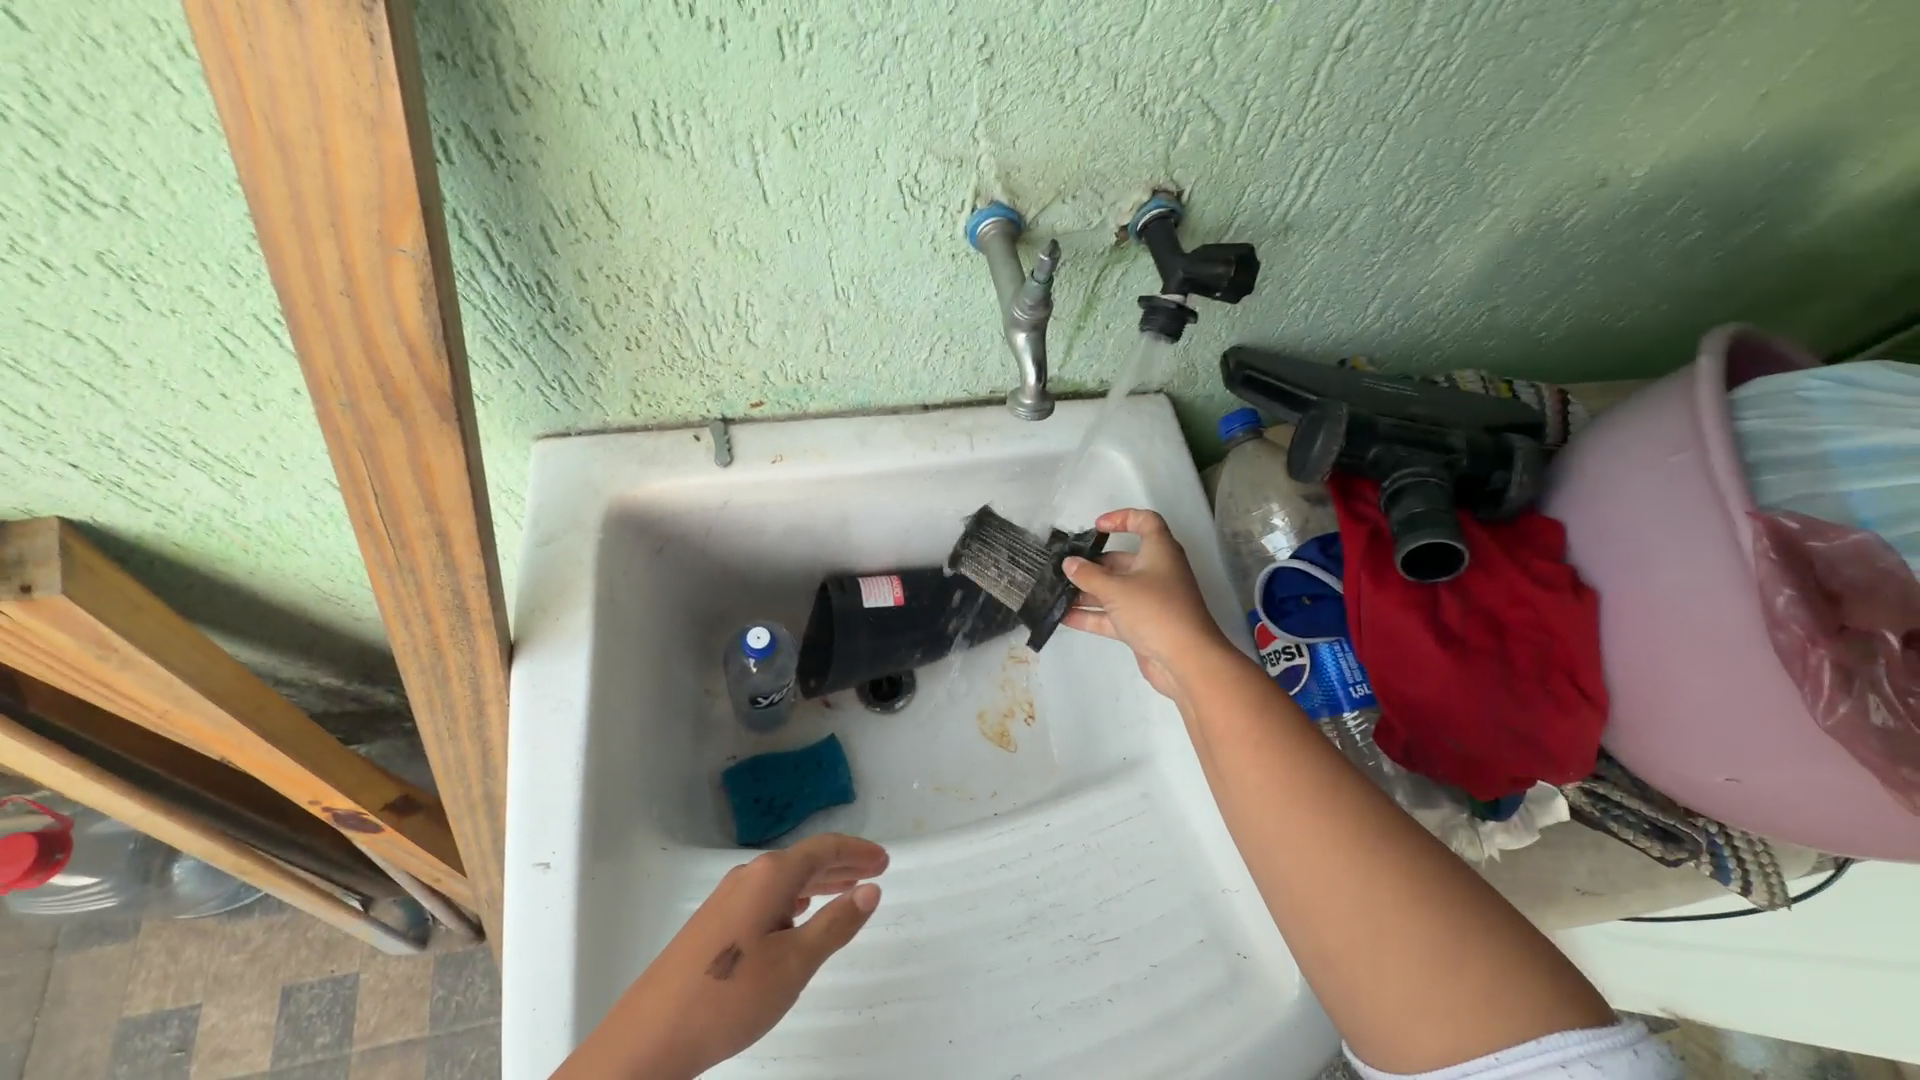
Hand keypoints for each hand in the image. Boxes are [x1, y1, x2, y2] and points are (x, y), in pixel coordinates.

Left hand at [553, 833, 887, 1079]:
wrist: (651, 1037)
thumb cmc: (731, 997)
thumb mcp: (795, 963)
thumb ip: (835, 924)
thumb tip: (870, 888)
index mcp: (769, 877)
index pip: (823, 850)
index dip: (857, 853)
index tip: (885, 860)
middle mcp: (747, 878)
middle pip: (804, 861)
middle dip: (842, 865)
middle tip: (876, 872)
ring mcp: (726, 901)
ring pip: (784, 880)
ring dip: (819, 883)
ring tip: (847, 891)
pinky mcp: (714, 925)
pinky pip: (767, 897)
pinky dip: (795, 899)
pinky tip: (799, 916)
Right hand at [1062, 508, 1233, 697]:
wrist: (1186, 660)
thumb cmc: (1155, 611)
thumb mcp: (1116, 589)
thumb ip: (1088, 575)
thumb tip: (1069, 563)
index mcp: (1160, 551)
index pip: (1145, 522)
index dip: (1122, 518)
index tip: (1096, 527)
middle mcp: (1156, 572)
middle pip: (1122, 560)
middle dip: (1093, 564)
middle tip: (1064, 568)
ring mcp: (1149, 601)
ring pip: (1114, 590)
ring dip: (1087, 592)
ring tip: (1056, 593)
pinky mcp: (1142, 626)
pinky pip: (1113, 615)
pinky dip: (1091, 615)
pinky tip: (1063, 617)